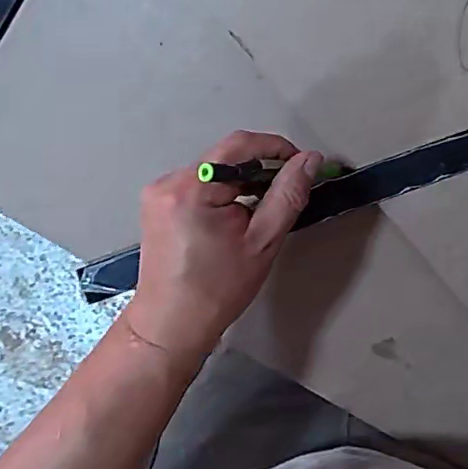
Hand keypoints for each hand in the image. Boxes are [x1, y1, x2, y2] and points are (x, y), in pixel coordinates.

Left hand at [122, 131, 324, 361]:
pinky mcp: (159, 203)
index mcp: (192, 188)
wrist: (171, 324)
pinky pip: (198, 183)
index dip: (276, 147)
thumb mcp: (263, 241)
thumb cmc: (214, 291)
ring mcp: (160, 192)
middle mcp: (169, 182)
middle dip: (259, 170)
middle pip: (226, 157)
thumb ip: (288, 194)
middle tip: (283, 194)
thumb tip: (308, 161)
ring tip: (256, 215)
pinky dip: (222, 193)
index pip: (240, 144)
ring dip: (241, 183)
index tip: (298, 162)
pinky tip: (233, 219)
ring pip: (214, 170)